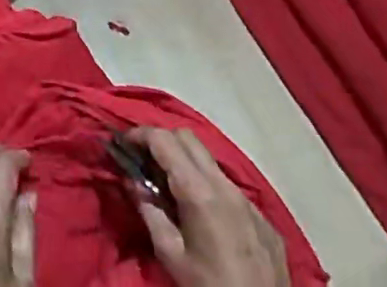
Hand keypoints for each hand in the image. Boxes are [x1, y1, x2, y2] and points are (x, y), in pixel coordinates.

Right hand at [124, 128, 289, 286]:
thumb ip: (148, 209)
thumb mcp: (169, 252)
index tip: (121, 144)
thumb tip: (132, 180)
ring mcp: (250, 203)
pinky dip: (206, 183)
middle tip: (142, 159)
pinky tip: (201, 212)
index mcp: (200, 192)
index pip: (163, 139)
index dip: (138, 134)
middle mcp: (226, 188)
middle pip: (188, 138)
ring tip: (168, 185)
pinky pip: (228, 186)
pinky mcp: (264, 220)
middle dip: (160, 140)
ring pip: (209, 161)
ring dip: (184, 161)